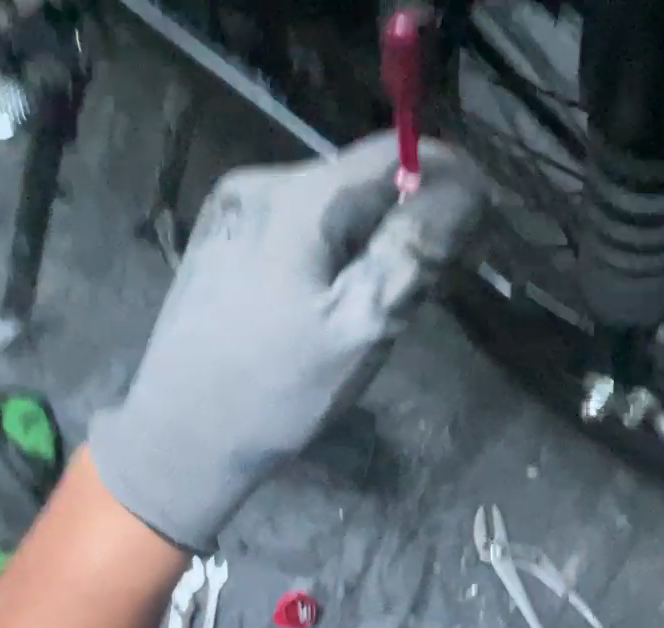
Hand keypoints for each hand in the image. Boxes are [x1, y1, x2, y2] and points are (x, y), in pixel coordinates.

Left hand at [90, 132, 484, 547]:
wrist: (182, 436)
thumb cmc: (279, 391)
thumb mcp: (361, 326)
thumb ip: (413, 251)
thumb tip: (467, 188)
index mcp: (297, 199)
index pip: (394, 155)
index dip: (449, 181)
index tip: (480, 227)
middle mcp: (260, 184)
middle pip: (362, 180)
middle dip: (408, 220)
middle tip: (430, 285)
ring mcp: (235, 211)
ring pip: (332, 206)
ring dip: (371, 240)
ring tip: (380, 303)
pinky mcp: (224, 241)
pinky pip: (300, 228)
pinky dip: (333, 251)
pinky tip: (330, 302)